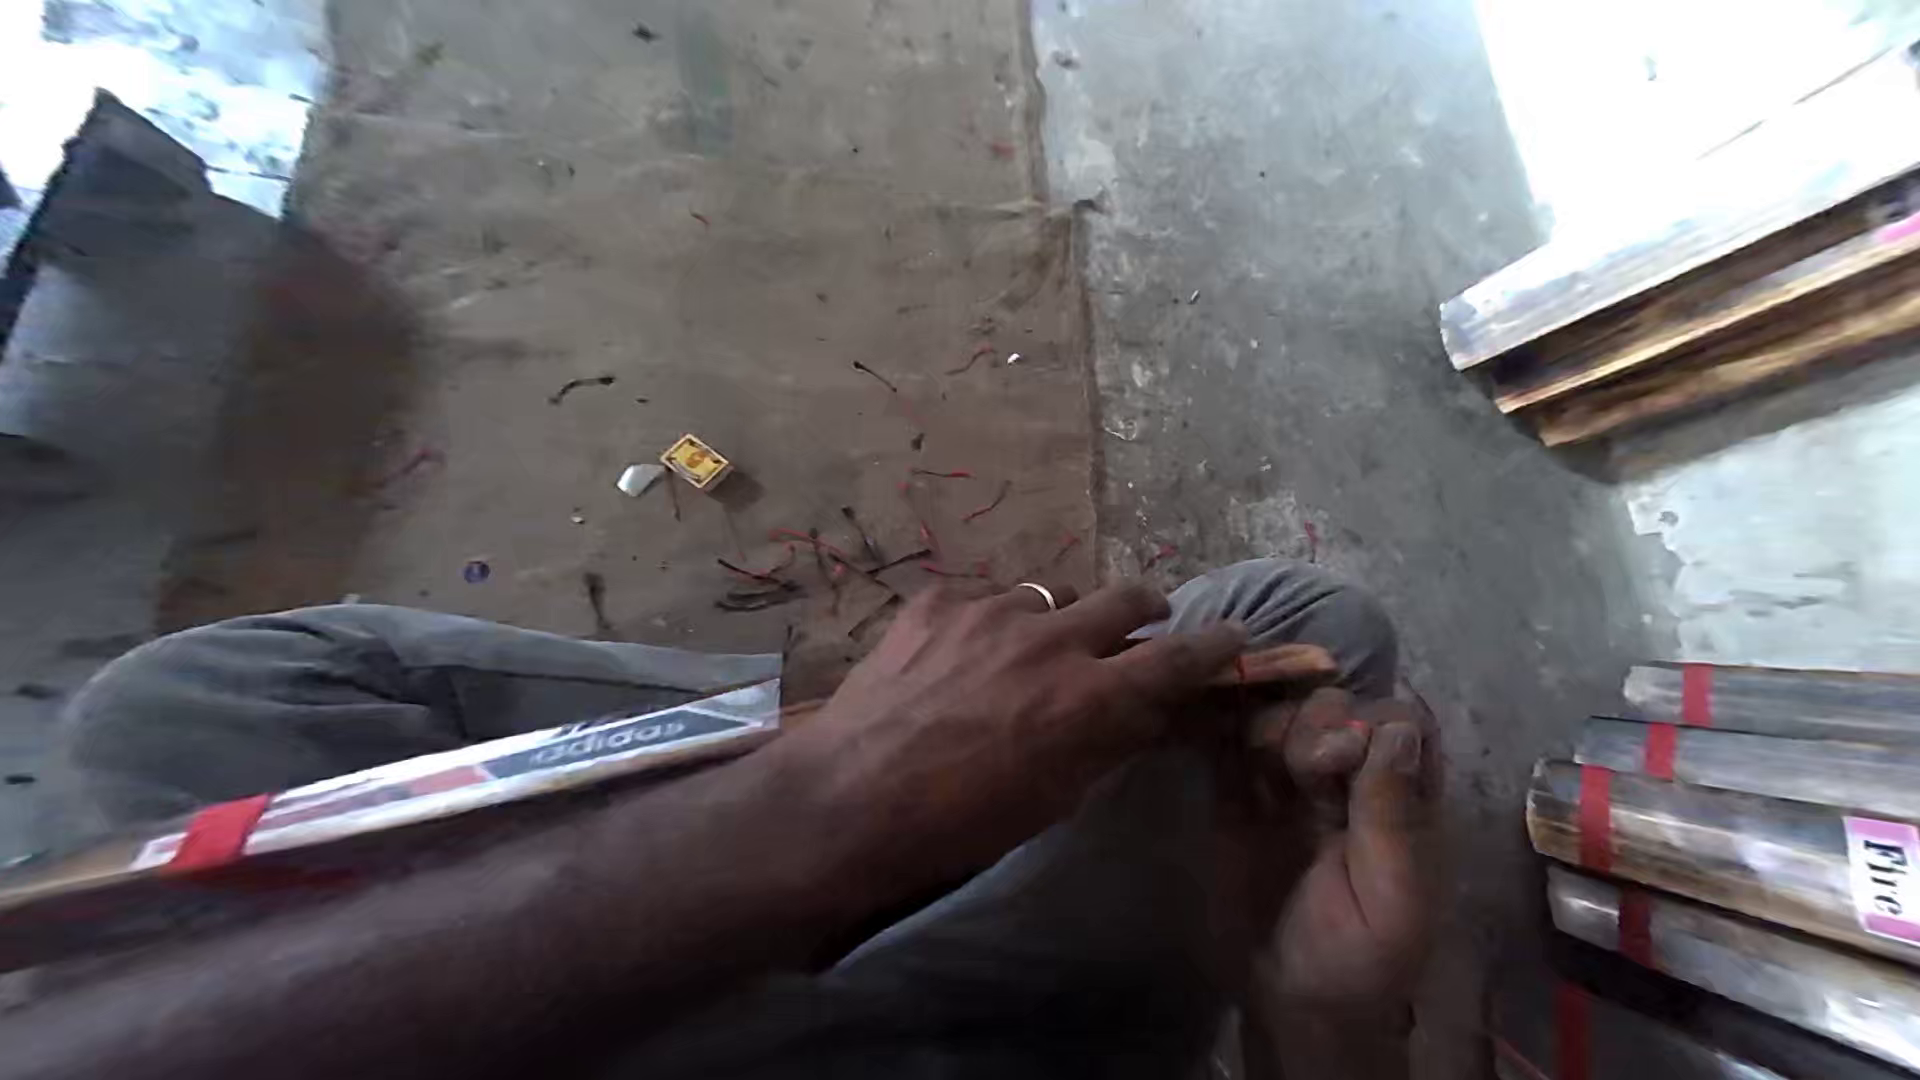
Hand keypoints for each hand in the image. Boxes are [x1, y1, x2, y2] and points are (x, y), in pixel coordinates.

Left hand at [782, 581, 1246, 886]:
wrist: (852, 794)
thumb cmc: (960, 819)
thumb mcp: (1052, 796)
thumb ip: (1105, 741)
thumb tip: (1146, 709)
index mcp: (1086, 697)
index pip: (1175, 658)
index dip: (1213, 644)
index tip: (1231, 633)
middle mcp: (1047, 638)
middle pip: (1124, 597)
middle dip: (1143, 608)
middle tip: (1136, 623)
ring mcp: (988, 610)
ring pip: (1049, 595)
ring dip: (1055, 620)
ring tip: (1024, 652)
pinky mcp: (938, 600)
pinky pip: (985, 599)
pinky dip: (990, 623)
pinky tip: (961, 654)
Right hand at [1252, 688, 1432, 1006]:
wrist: (1281, 994)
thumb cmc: (1354, 958)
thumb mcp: (1392, 899)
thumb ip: (1394, 816)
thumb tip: (1401, 728)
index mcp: (1400, 803)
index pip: (1399, 723)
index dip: (1372, 723)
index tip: (1347, 757)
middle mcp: (1345, 780)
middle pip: (1334, 708)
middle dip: (1316, 726)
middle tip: (1304, 775)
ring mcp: (1286, 782)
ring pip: (1281, 714)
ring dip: (1270, 728)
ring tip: (1262, 775)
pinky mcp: (1237, 789)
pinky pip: (1231, 738)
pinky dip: (1224, 727)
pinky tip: (1223, 744)